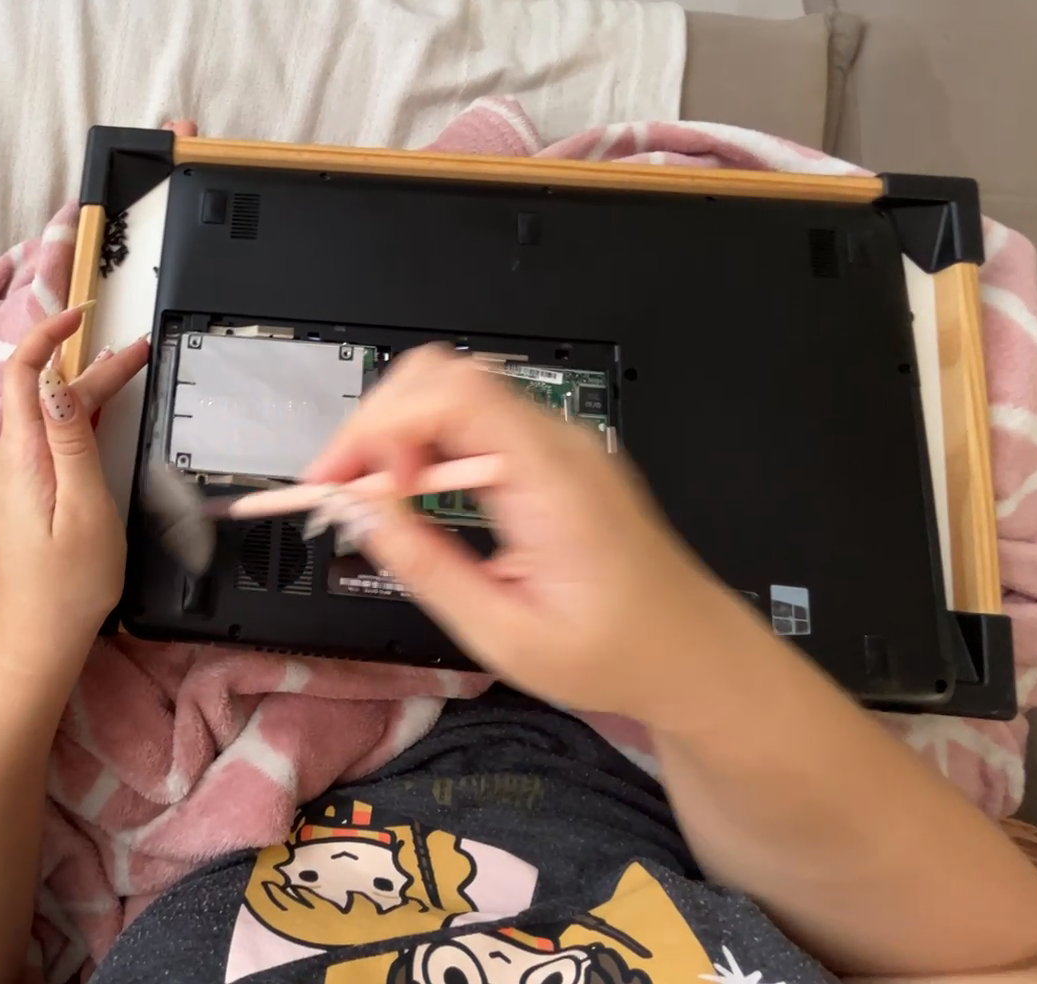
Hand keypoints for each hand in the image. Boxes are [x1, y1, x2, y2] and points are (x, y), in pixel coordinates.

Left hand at [0, 306, 149, 665]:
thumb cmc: (70, 580)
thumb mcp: (84, 507)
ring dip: (86, 390)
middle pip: (46, 392)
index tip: (81, 316)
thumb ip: (71, 442)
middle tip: (142, 352)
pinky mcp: (22, 488)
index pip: (24, 373)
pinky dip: (76, 417)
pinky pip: (48, 437)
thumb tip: (60, 381)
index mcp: (22, 455)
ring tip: (129, 369)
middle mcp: (8, 456)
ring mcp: (13, 472)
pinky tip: (97, 410)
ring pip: (49, 414)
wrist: (39, 634)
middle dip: (93, 368)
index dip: (48, 335)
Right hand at [304, 345, 768, 730]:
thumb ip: (425, 566)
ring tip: (370, 494)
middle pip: (441, 377)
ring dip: (393, 432)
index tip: (343, 479)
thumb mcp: (505, 633)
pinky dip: (419, 444)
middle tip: (343, 486)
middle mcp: (558, 444)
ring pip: (448, 390)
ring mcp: (555, 443)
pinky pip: (467, 420)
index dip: (381, 426)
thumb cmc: (619, 653)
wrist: (693, 658)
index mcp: (555, 480)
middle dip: (374, 424)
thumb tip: (361, 513)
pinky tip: (407, 491)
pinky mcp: (545, 455)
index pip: (452, 397)